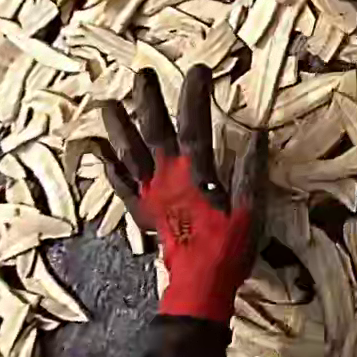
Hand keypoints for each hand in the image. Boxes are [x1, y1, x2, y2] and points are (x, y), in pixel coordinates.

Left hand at [93, 66, 266, 324]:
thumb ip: (252, 172)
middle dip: (148, 101)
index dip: (195, 96)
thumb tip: (258, 135)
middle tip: (142, 73)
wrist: (198, 287)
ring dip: (117, 128)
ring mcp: (150, 193)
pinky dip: (108, 167)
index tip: (199, 69)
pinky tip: (98, 151)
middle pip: (154, 131)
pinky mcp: (141, 210)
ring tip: (106, 104)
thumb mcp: (251, 211)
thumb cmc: (227, 249)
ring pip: (128, 154)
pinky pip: (120, 185)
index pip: (195, 125)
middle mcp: (167, 177)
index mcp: (196, 174)